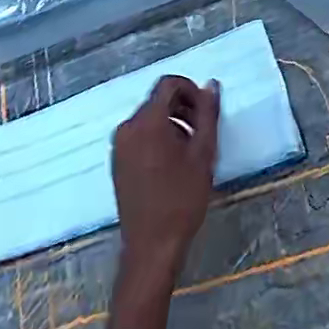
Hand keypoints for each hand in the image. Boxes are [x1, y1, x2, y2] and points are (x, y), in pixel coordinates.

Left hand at [111, 75, 218, 273]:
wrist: (151, 245)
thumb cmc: (182, 199)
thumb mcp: (203, 154)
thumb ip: (208, 115)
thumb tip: (211, 85)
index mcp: (147, 121)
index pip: (167, 84)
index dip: (190, 90)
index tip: (206, 111)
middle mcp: (127, 126)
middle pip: (157, 100)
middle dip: (183, 108)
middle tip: (203, 133)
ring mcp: (119, 145)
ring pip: (148, 119)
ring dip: (172, 124)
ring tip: (191, 151)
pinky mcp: (117, 161)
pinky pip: (139, 136)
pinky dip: (157, 138)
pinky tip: (172, 165)